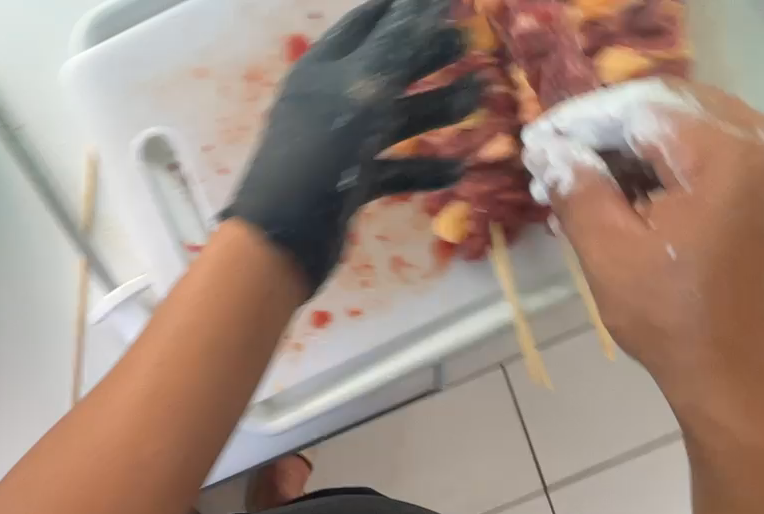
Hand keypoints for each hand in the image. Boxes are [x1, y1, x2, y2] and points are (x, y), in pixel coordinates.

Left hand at [222, 0, 483, 293]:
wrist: (284, 239)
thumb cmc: (319, 152)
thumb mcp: (363, 87)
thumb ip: (400, 39)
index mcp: (323, 68)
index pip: (370, 21)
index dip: (408, 8)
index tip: (451, 4)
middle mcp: (331, 103)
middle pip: (388, 70)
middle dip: (430, 56)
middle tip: (474, 47)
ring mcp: (340, 147)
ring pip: (394, 120)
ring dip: (436, 110)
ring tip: (479, 98)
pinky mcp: (349, 186)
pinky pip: (392, 170)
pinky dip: (422, 169)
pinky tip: (458, 169)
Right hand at [535, 81, 763, 430]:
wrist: (737, 372)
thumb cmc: (670, 319)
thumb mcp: (609, 255)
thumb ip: (579, 192)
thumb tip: (549, 151)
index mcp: (728, 151)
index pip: (643, 108)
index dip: (582, 120)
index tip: (534, 140)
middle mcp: (763, 141)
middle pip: (669, 111)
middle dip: (604, 133)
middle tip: (550, 163)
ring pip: (687, 132)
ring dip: (629, 152)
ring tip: (575, 186)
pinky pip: (707, 159)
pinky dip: (659, 170)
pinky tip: (619, 199)